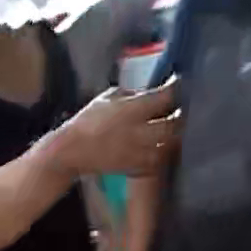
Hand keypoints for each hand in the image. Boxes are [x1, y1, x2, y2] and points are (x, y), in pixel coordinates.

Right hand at [54, 78, 179, 177]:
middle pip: (173, 123)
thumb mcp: (108, 98)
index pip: (166, 95)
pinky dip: (161, 156)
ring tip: (170, 130)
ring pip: (168, 145)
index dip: (174, 86)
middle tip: (177, 110)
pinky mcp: (133, 167)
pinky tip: (158, 149)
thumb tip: (148, 89)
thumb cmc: (87, 121)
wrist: (72, 151)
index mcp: (132, 110)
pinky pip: (156, 163)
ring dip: (172, 137)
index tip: (175, 82)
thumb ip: (130, 94)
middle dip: (178, 115)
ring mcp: (137, 152)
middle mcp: (138, 132)